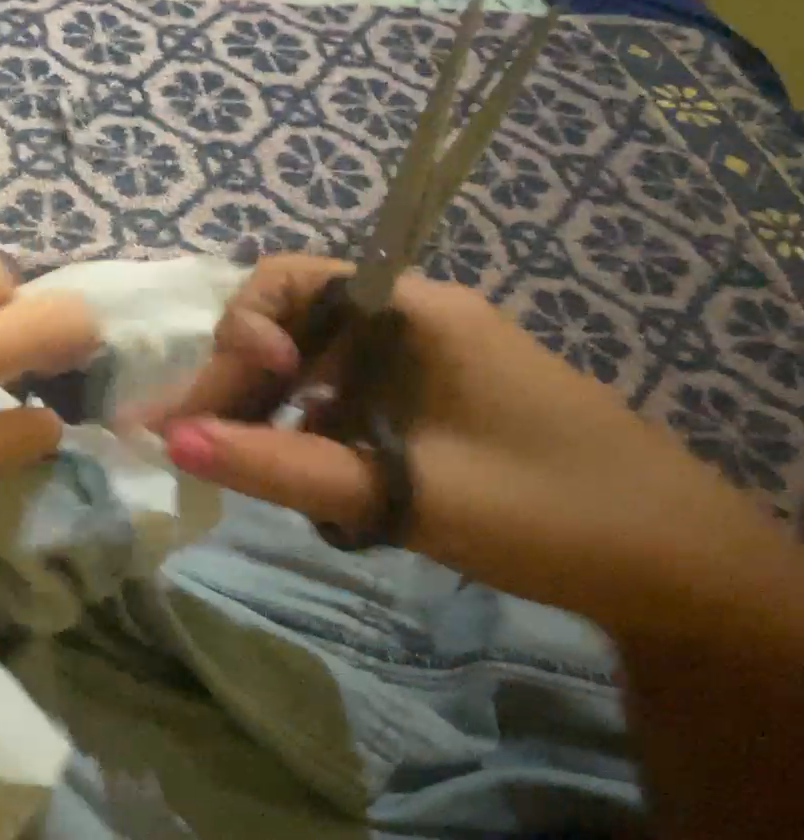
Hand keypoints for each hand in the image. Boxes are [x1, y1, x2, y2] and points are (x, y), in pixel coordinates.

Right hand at [131, 254, 782, 636]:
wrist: (687, 575)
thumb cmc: (548, 515)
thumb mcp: (399, 492)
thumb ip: (278, 466)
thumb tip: (169, 442)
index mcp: (412, 313)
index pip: (287, 280)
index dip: (244, 327)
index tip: (243, 395)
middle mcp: (408, 321)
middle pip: (286, 323)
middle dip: (232, 379)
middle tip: (186, 441)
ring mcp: (418, 361)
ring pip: (306, 361)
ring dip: (258, 405)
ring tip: (223, 458)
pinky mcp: (424, 400)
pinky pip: (336, 392)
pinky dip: (297, 424)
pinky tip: (286, 466)